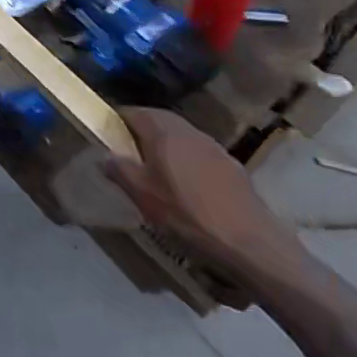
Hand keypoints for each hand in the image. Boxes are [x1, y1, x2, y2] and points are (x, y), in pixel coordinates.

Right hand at [105, 107, 311, 282]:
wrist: (250, 244)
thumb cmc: (186, 214)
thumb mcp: (140, 194)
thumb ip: (119, 169)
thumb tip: (107, 155)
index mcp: (165, 133)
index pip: (134, 112)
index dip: (117, 120)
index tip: (106, 136)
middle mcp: (191, 133)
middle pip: (160, 121)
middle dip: (142, 131)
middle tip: (127, 152)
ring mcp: (216, 149)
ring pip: (182, 137)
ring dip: (166, 146)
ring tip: (155, 170)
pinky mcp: (233, 168)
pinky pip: (200, 155)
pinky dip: (187, 161)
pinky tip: (186, 187)